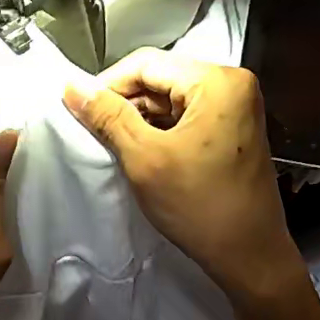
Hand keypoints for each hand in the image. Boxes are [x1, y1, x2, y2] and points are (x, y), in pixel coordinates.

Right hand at [64, 48, 309, 310]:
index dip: (106, 84)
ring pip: (170, 97)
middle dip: (122, 101)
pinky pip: (184, 116)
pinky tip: (137, 149)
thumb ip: (107, 116)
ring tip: (110, 141)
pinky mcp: (231, 130)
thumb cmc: (198, 206)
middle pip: (160, 77)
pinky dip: (158, 128)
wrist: (248, 256)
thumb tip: (71, 86)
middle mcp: (232, 84)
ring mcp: (235, 107)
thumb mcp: (144, 157)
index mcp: (217, 81)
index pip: (146, 63)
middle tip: (91, 129)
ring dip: (138, 117)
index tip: (77, 110)